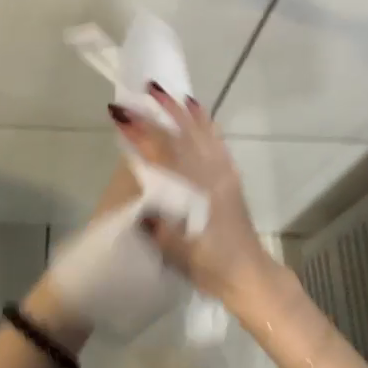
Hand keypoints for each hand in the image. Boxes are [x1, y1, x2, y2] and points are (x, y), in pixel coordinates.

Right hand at [111, 86, 278, 305]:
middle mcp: (209, 175)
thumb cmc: (208, 265)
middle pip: (182, 134)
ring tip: (167, 94)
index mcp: (192, 191)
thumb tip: (139, 199)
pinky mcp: (231, 176)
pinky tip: (199, 112)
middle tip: (142, 92)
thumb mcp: (174, 249)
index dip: (139, 132)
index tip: (119, 115)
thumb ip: (156, 223)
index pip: (160, 153)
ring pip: (201, 133)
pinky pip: (217, 142)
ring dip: (183, 112)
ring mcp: (223, 173)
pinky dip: (206, 123)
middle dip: (161, 111)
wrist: (248, 275)